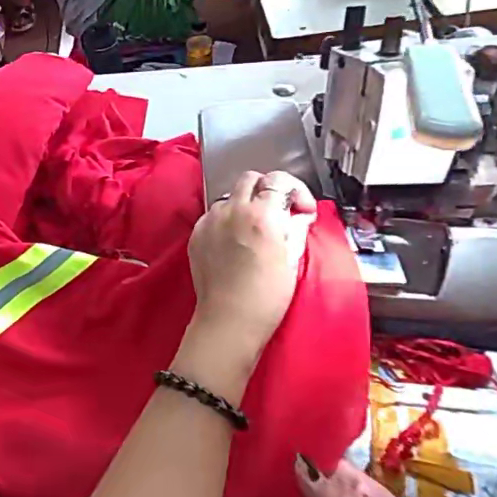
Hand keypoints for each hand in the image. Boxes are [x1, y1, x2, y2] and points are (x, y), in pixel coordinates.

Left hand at [186, 171, 313, 348]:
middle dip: (268, 189)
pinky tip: (236, 240)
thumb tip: (298, 213)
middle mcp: (231, 212)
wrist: (229, 318)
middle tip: (280, 211)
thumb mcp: (293, 257)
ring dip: (245, 204)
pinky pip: (212, 215)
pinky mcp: (196, 235)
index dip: (295, 189)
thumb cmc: (267, 295)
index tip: (301, 208)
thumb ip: (296, 227)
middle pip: (249, 179)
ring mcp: (209, 222)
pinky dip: (226, 219)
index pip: (277, 180)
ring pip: (229, 197)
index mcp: (260, 216)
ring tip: (257, 229)